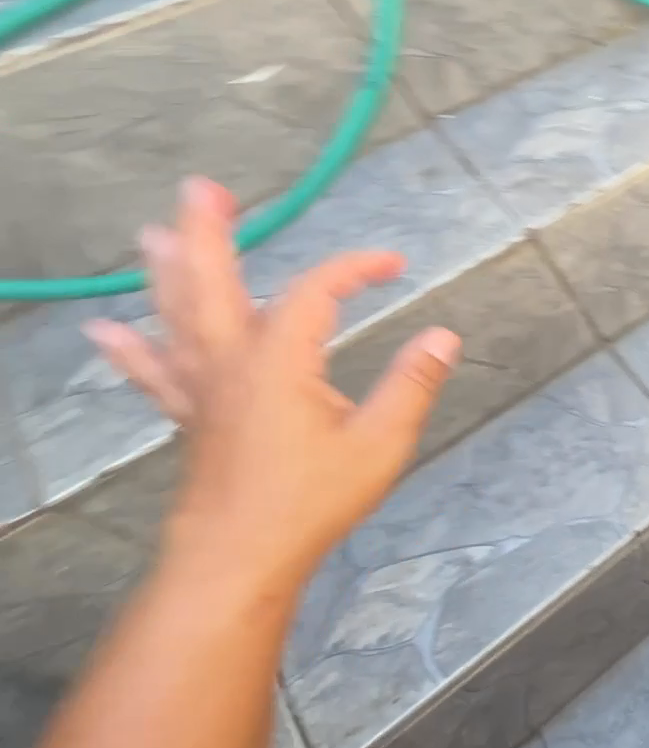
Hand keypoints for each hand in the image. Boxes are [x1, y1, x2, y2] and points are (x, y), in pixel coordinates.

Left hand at [83, 177, 460, 596]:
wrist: (238, 557)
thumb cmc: (314, 497)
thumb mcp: (382, 440)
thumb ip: (412, 383)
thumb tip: (443, 335)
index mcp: (279, 364)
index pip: (314, 294)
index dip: (354, 269)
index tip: (396, 265)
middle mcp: (230, 366)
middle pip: (215, 288)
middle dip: (211, 235)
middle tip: (201, 189)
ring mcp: (202, 391)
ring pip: (177, 320)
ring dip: (168, 274)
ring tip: (155, 234)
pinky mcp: (191, 418)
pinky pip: (156, 373)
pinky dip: (131, 348)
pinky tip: (106, 330)